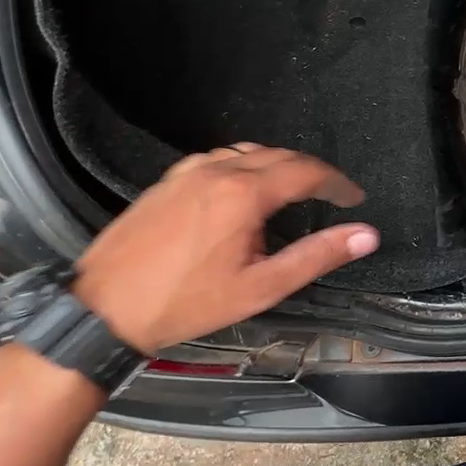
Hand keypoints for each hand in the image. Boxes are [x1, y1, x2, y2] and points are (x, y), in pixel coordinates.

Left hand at [72, 144, 377, 353]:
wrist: (97, 314)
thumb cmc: (183, 304)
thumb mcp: (260, 287)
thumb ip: (318, 256)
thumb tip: (367, 235)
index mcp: (245, 194)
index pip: (308, 172)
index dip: (338, 183)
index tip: (355, 198)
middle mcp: (218, 172)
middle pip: (281, 156)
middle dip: (312, 172)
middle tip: (331, 194)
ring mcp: (187, 174)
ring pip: (249, 152)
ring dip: (279, 164)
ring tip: (293, 189)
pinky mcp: (165, 183)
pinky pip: (218, 158)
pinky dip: (244, 164)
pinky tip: (242, 187)